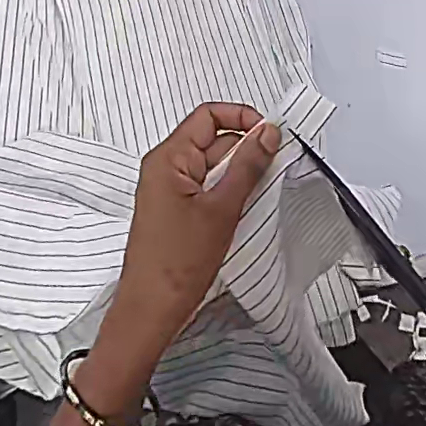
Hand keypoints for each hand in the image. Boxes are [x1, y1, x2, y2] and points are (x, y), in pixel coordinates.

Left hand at [103, 104, 280, 358]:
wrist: (151, 309)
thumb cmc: (176, 264)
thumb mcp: (222, 208)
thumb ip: (247, 166)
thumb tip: (266, 133)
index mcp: (168, 158)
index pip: (207, 116)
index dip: (240, 117)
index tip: (268, 132)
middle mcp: (165, 167)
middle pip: (212, 138)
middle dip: (244, 147)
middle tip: (273, 163)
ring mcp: (170, 188)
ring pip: (212, 163)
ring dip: (238, 171)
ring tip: (260, 189)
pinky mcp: (176, 208)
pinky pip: (206, 185)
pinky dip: (228, 189)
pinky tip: (244, 204)